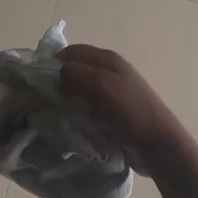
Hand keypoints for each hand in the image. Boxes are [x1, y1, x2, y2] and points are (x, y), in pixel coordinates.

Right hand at [57, 44, 190, 177]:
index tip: (40, 81)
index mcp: (107, 58)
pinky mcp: (115, 112)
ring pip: (81, 89)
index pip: (71, 52)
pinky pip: (90, 107)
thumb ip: (74, 73)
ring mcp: (113, 92)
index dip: (54, 62)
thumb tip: (57, 76)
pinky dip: (80, 112)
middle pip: (76, 69)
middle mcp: (110, 71)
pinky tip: (74, 123)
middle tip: (47, 98)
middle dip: (60, 81)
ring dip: (70, 99)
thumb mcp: (99, 84)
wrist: (158, 145)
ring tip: (58, 113)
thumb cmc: (128, 110)